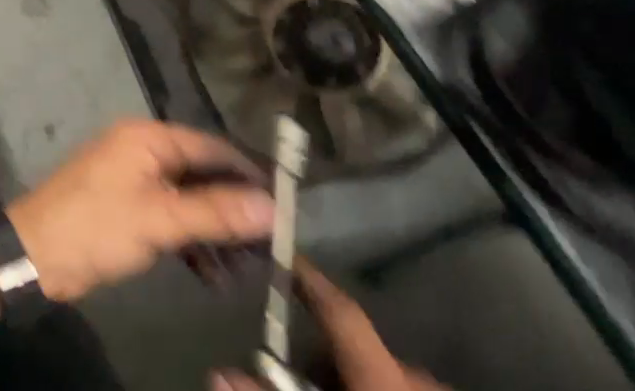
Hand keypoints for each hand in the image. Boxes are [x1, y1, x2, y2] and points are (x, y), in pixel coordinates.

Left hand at [6, 120, 274, 302]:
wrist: (35, 254)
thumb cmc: (95, 226)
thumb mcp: (159, 220)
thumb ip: (216, 212)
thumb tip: (273, 206)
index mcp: (146, 138)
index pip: (212, 148)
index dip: (251, 174)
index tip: (289, 207)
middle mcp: (142, 151)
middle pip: (203, 174)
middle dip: (236, 209)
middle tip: (275, 245)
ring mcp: (133, 180)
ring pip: (190, 200)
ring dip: (217, 232)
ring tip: (251, 268)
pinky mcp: (128, 209)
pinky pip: (172, 218)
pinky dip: (193, 242)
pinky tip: (216, 274)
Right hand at [209, 261, 446, 390]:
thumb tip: (217, 373)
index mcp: (384, 378)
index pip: (342, 314)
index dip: (312, 283)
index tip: (284, 257)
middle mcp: (417, 381)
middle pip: (357, 351)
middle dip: (321, 361)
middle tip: (292, 381)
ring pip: (380, 376)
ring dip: (349, 384)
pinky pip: (399, 390)